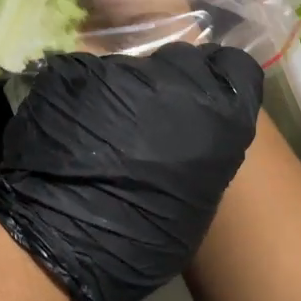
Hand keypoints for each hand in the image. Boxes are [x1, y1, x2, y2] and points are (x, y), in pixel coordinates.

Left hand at [0, 43, 263, 300]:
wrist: (67, 239)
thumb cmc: (144, 238)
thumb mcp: (198, 195)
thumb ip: (202, 145)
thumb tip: (190, 127)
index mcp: (214, 111)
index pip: (233, 68)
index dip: (218, 79)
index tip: (204, 98)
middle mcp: (171, 77)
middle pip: (176, 61)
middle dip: (167, 82)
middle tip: (148, 116)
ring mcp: (117, 68)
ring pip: (128, 68)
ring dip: (122, 90)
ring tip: (104, 127)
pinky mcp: (71, 71)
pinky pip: (87, 76)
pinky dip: (84, 95)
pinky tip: (74, 126)